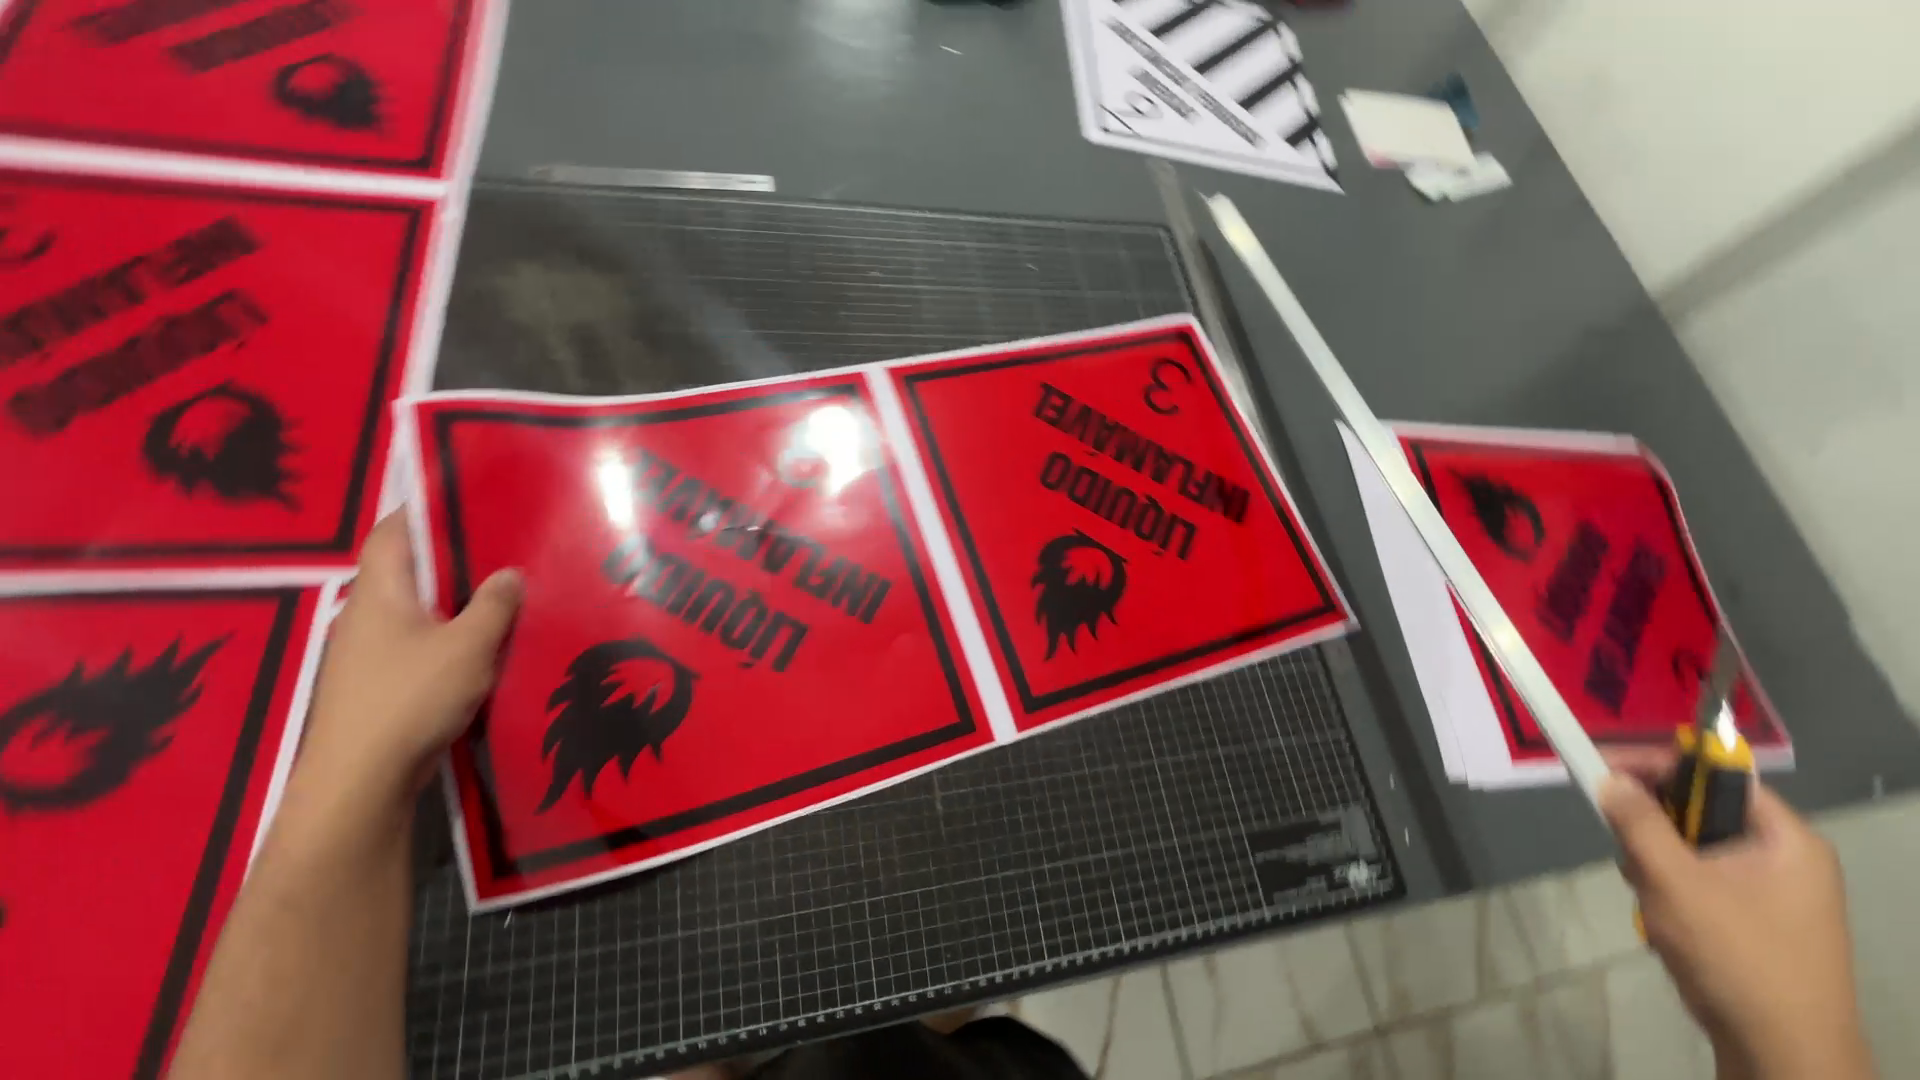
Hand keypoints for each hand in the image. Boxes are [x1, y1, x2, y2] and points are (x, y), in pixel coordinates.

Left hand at [293, 513, 521, 811]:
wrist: (361, 780)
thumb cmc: (411, 698)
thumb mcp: (469, 646)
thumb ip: (493, 605)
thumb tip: (509, 572)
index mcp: (379, 592)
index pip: (392, 532)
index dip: (423, 511)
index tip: (466, 499)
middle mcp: (364, 614)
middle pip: (404, 571)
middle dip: (449, 558)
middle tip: (501, 547)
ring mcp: (366, 652)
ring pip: (414, 610)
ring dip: (451, 602)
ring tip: (501, 596)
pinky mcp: (376, 684)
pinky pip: (416, 643)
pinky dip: (446, 636)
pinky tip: (480, 647)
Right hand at [1601, 766, 1873, 1079]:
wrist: (1782, 1051)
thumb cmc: (1735, 954)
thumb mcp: (1673, 881)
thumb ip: (1638, 822)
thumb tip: (1608, 777)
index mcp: (1785, 839)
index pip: (1716, 774)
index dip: (1657, 764)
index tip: (1600, 766)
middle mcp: (1785, 857)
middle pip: (1699, 812)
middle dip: (1651, 828)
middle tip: (1625, 848)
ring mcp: (1773, 892)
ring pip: (1691, 848)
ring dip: (1655, 865)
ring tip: (1650, 900)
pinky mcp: (1755, 919)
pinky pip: (1698, 880)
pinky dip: (1669, 891)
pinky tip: (1663, 921)